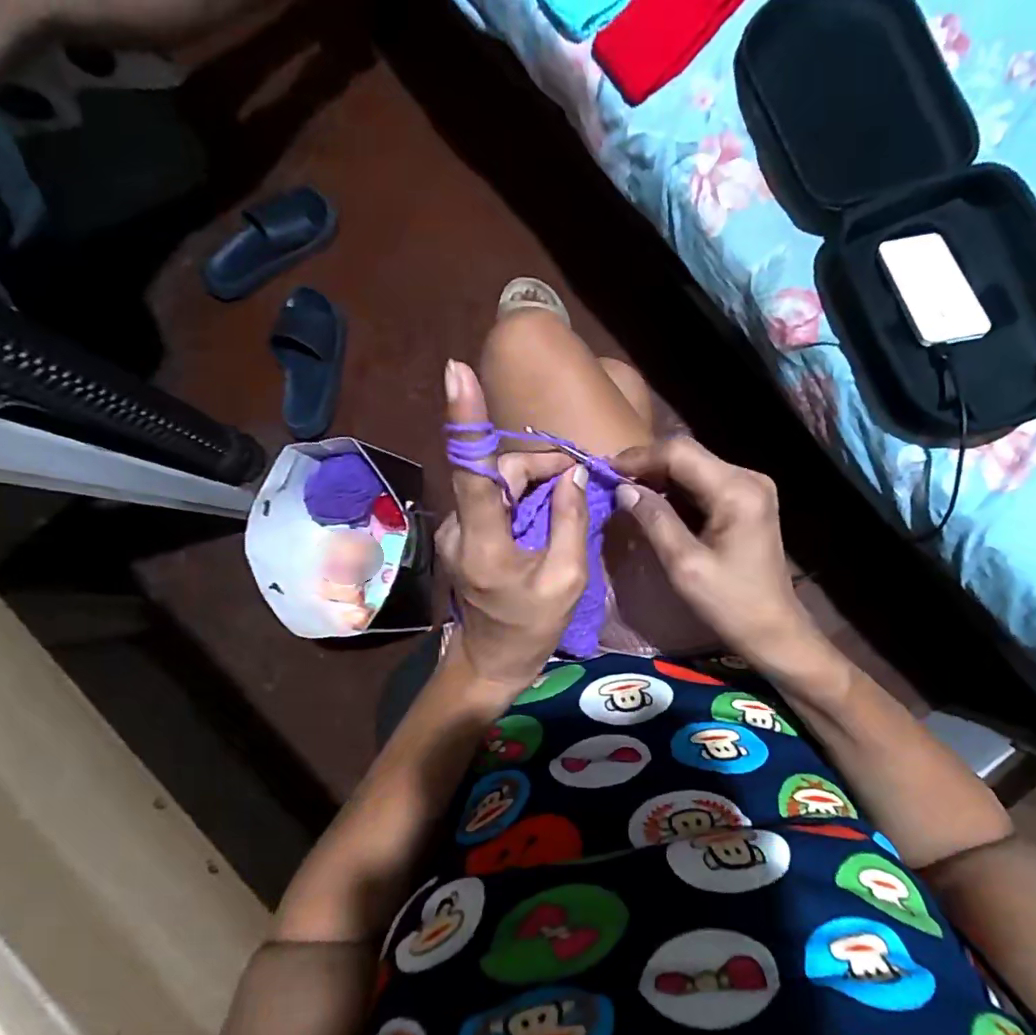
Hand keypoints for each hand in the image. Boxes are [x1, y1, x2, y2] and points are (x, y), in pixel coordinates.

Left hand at [436, 361, 589, 700]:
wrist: (488, 662)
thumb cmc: (529, 629)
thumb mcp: (566, 581)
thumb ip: (571, 522)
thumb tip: (574, 475)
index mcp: (482, 542)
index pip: (472, 471)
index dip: (466, 419)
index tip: (457, 372)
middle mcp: (459, 527)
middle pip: (498, 470)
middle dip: (541, 467)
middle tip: (580, 483)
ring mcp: (454, 530)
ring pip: (497, 482)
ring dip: (533, 483)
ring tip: (567, 501)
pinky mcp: (459, 532)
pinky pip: (493, 498)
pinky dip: (521, 497)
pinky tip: (544, 515)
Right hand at [611, 437, 827, 676]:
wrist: (773, 629)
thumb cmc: (729, 603)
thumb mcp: (684, 564)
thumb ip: (654, 521)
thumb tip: (623, 489)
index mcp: (736, 491)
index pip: (680, 453)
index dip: (640, 458)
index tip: (606, 472)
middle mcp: (748, 478)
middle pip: (688, 454)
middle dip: (647, 465)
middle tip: (611, 481)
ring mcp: (751, 487)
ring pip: (694, 465)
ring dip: (659, 476)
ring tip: (625, 491)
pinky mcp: (747, 499)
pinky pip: (704, 482)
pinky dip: (676, 489)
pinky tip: (653, 503)